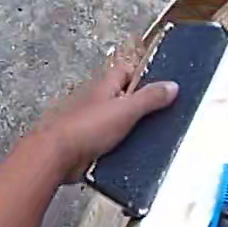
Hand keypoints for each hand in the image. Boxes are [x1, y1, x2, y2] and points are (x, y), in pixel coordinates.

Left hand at [28, 62, 178, 180]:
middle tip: (163, 115)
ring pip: (117, 120)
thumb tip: (173, 85)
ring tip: (153, 136)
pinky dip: (120, 145)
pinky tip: (133, 152)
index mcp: (105, 85)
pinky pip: (109, 140)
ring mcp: (90, 121)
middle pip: (124, 96)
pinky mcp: (87, 142)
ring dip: (131, 128)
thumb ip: (150, 98)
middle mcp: (97, 99)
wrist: (55, 156)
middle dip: (141, 106)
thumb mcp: (126, 110)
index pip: (127, 71)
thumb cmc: (87, 127)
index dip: (145, 76)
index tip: (162, 87)